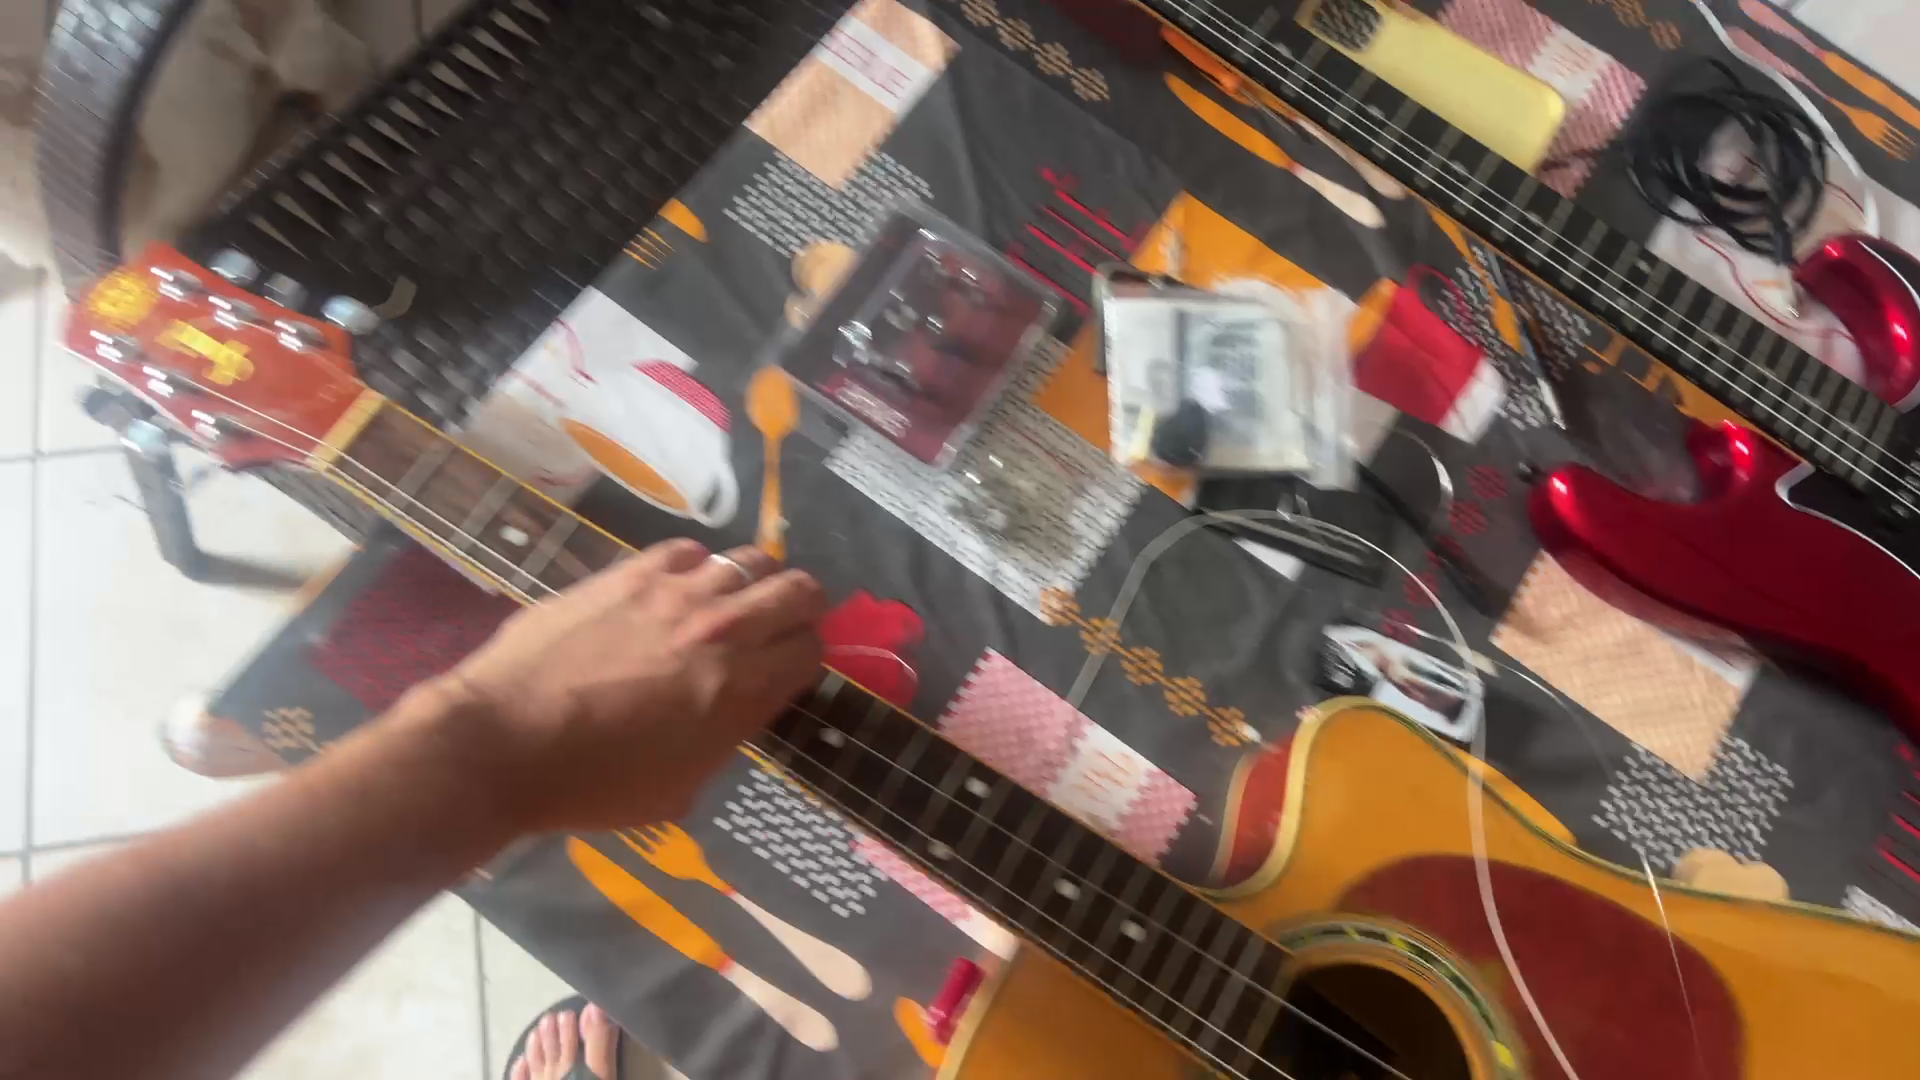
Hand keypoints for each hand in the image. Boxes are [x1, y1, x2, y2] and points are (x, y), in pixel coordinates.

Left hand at [441, 539, 825, 830]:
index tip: (787, 666)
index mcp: (743, 689)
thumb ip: (730, 734)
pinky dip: (698, 567)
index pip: (811, 647)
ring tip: (731, 599)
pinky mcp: (634, 571)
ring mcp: (679, 592)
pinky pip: (691, 550)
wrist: (501, 745)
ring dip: (754, 581)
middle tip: (781, 623)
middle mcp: (724, 630)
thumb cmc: (594, 783)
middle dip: (803, 606)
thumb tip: (744, 703)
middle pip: (801, 590)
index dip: (805, 656)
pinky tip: (678, 589)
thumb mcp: (684, 786)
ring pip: (753, 559)